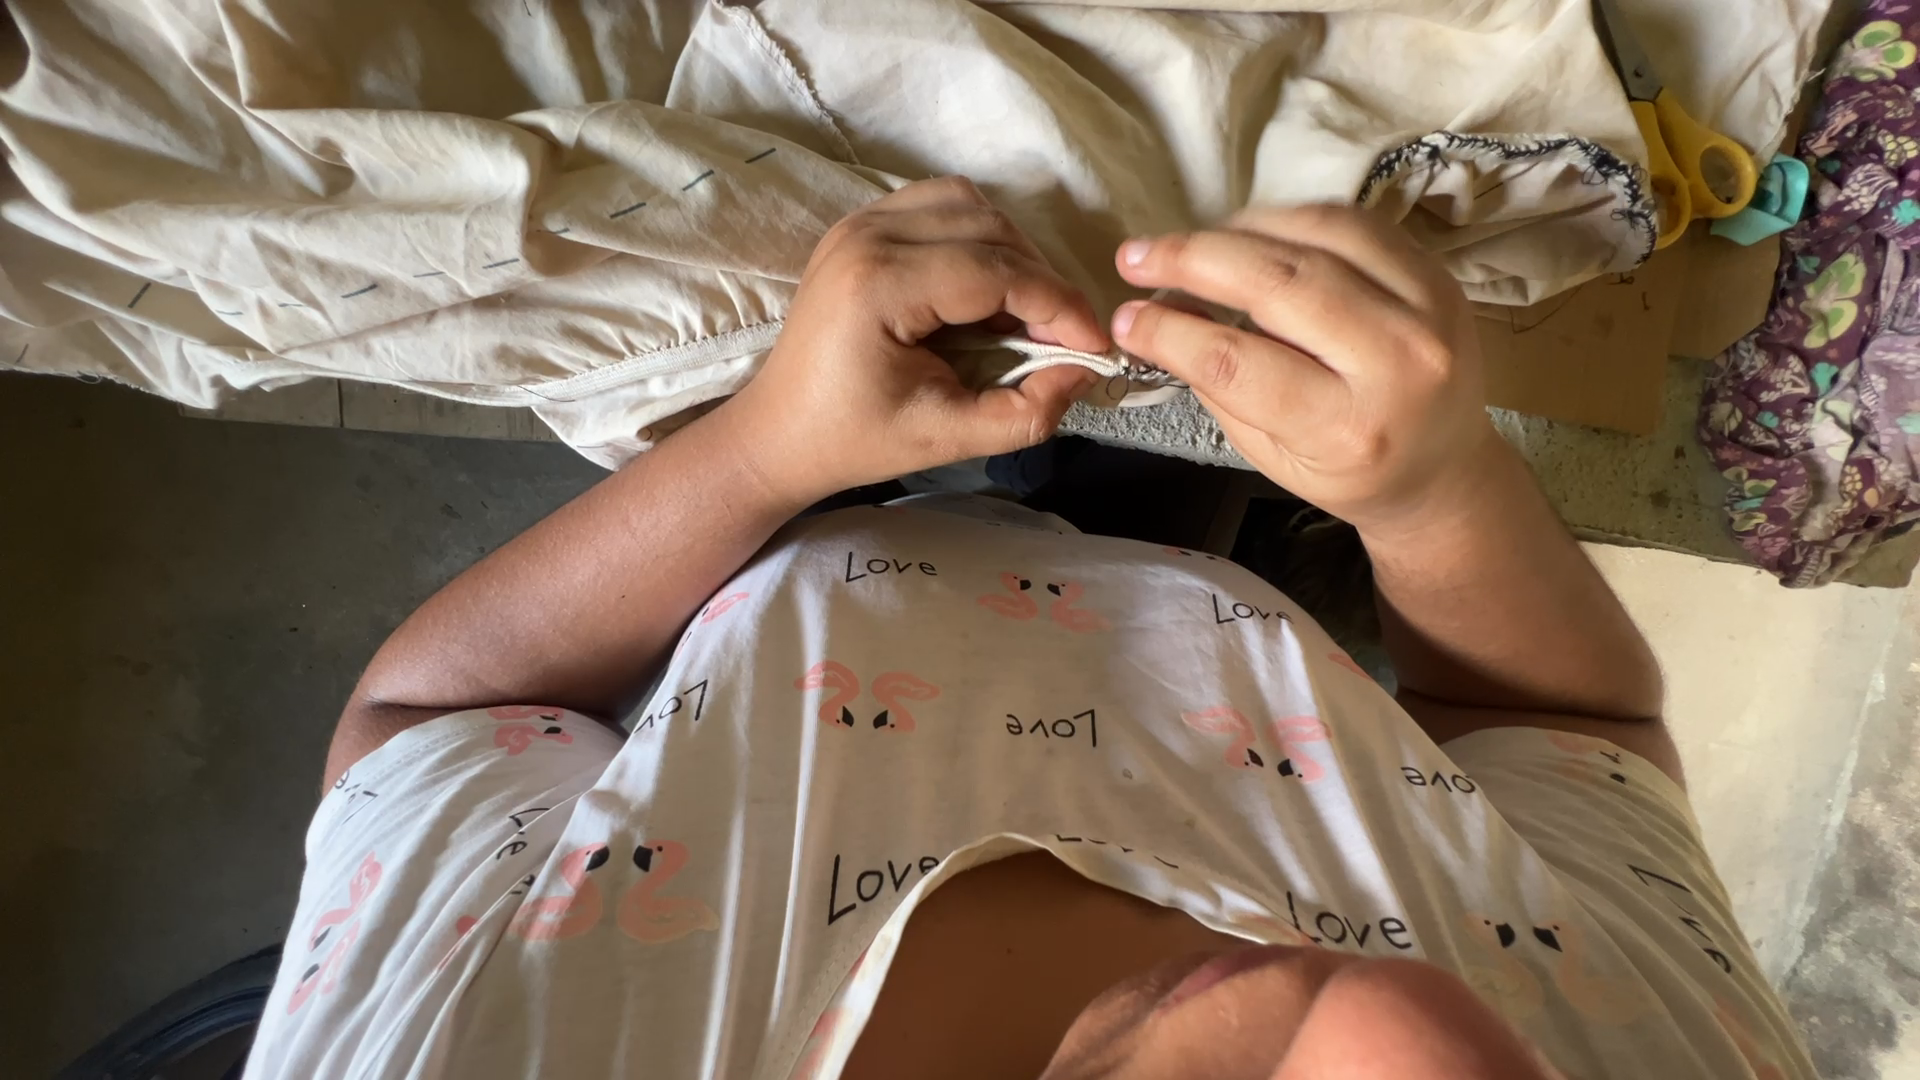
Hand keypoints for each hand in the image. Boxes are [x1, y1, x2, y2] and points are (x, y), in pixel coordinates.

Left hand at [719, 177, 1107, 504]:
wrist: (781, 433)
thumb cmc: (855, 441)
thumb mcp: (946, 438)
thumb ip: (1025, 412)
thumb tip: (1082, 372)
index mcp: (880, 283)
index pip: (996, 271)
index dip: (1059, 305)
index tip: (1095, 347)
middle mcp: (867, 234)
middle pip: (989, 228)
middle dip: (1041, 281)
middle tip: (1061, 337)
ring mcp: (859, 222)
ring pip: (969, 206)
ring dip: (1012, 253)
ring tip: (1025, 312)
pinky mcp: (860, 227)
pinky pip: (941, 209)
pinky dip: (978, 241)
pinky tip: (984, 290)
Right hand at [1108, 205, 1506, 537]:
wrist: (1443, 469)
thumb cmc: (1343, 473)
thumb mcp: (1267, 454)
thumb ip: (1217, 386)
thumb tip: (1159, 319)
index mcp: (1345, 428)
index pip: (1238, 363)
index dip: (1170, 333)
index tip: (1124, 319)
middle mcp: (1396, 362)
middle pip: (1279, 284)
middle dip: (1193, 261)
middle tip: (1137, 256)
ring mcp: (1427, 307)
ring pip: (1317, 237)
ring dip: (1236, 232)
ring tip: (1185, 245)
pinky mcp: (1436, 273)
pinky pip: (1351, 222)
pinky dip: (1286, 219)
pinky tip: (1244, 234)